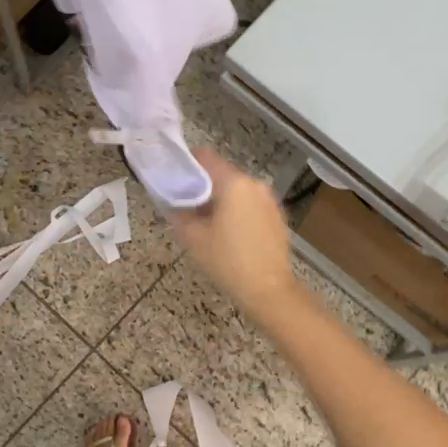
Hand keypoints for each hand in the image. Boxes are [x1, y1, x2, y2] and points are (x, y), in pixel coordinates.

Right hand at [168, 149, 300, 312]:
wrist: (268, 290)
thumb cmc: (227, 262)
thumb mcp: (193, 238)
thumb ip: (177, 213)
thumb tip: (170, 201)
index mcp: (234, 184)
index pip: (206, 157)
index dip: (187, 162)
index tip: (174, 176)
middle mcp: (255, 184)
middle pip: (222, 173)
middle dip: (203, 186)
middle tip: (186, 205)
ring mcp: (269, 199)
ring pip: (237, 189)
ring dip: (221, 199)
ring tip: (207, 223)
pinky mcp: (277, 215)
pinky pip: (251, 203)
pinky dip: (238, 210)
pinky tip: (229, 233)